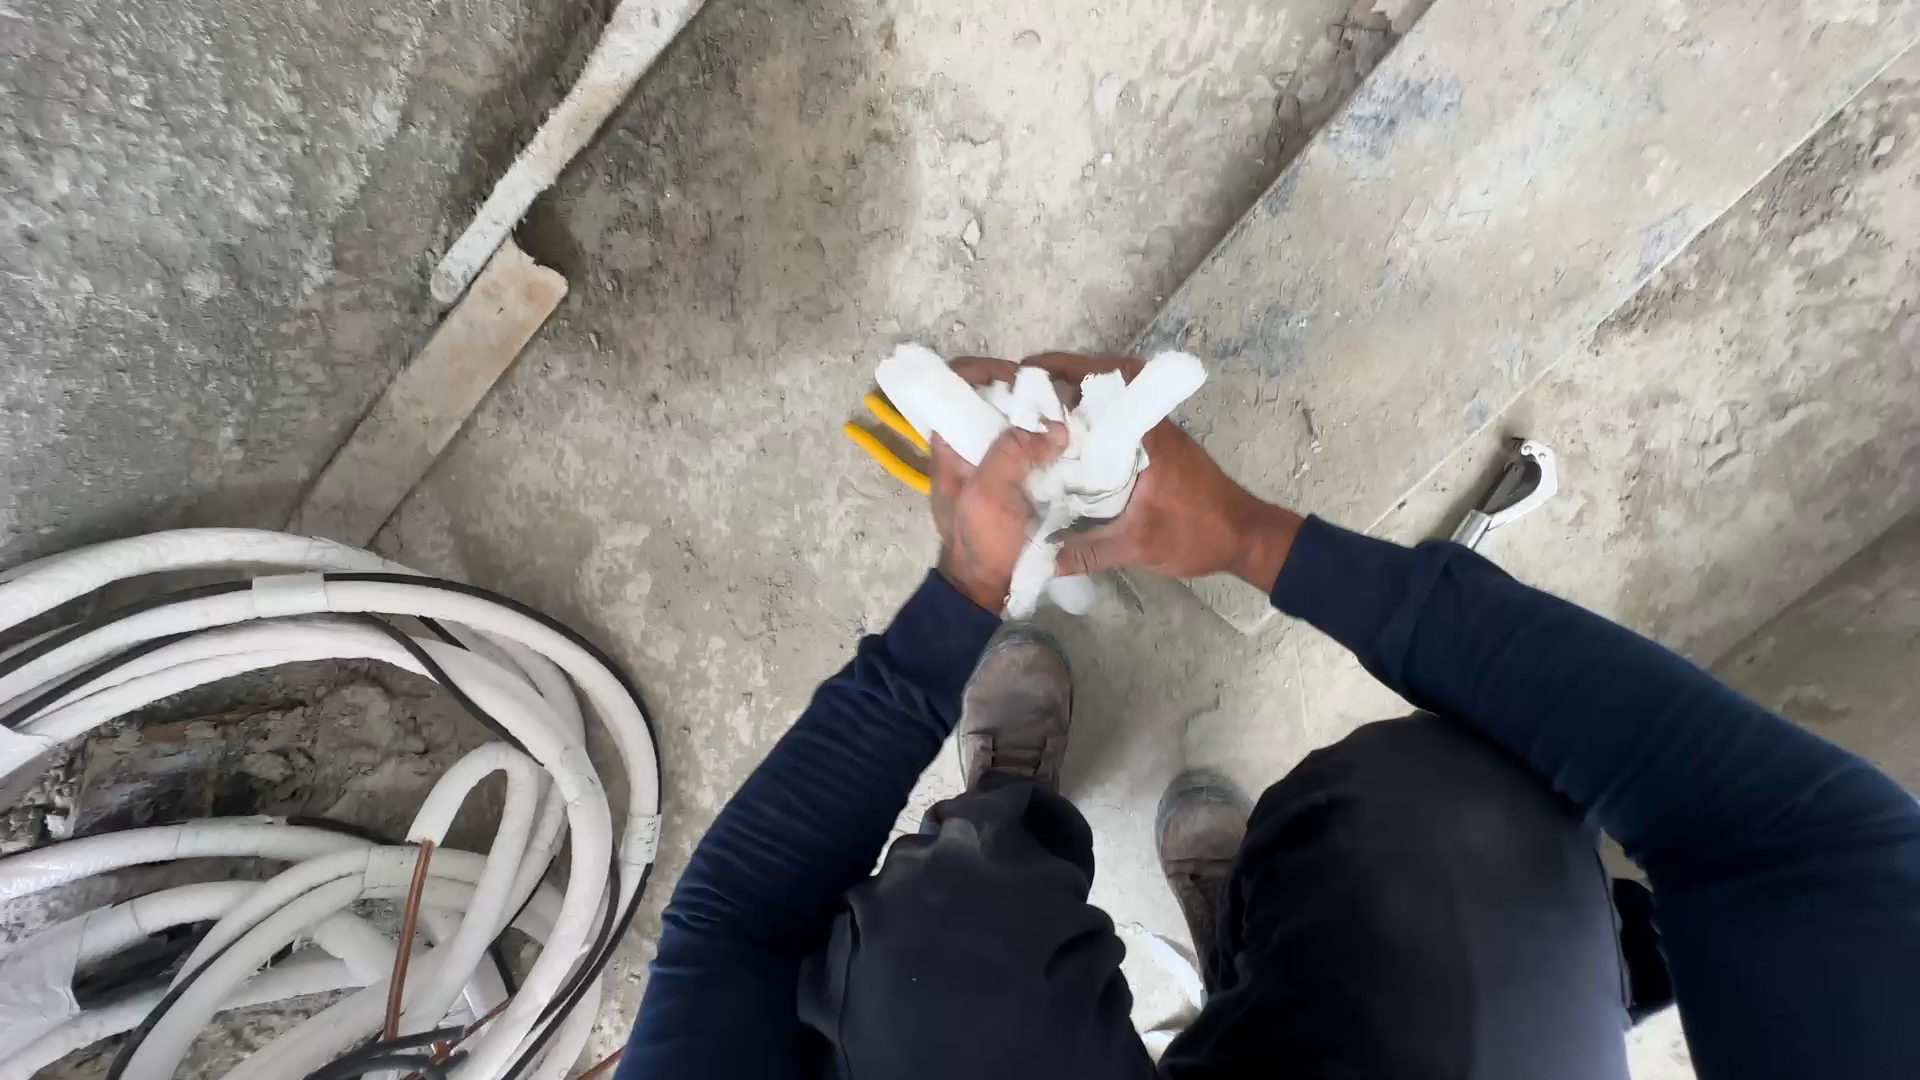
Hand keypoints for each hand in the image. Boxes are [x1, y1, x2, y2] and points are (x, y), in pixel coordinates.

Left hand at [928, 355, 1060, 611]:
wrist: (983, 585)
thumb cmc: (978, 538)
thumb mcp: (988, 492)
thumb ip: (1013, 452)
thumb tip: (1054, 429)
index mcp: (948, 445)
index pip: (954, 387)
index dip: (983, 371)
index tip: (1018, 376)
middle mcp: (966, 448)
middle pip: (988, 403)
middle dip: (1021, 395)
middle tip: (1052, 399)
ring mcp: (989, 465)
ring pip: (1010, 426)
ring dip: (1037, 419)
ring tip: (1066, 417)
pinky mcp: (1010, 482)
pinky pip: (1027, 451)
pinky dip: (1045, 443)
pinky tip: (1067, 443)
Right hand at [1026, 353, 1302, 591]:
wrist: (1246, 537)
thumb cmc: (1199, 534)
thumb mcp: (1139, 546)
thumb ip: (1089, 553)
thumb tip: (1042, 560)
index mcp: (1147, 434)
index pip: (1107, 380)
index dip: (1066, 368)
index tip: (1029, 373)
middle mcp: (1151, 423)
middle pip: (1105, 379)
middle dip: (1064, 377)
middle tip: (1024, 391)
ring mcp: (1156, 432)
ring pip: (1112, 399)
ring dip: (1078, 396)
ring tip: (1037, 410)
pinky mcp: (1158, 446)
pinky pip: (1118, 420)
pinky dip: (1092, 420)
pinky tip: (1067, 442)